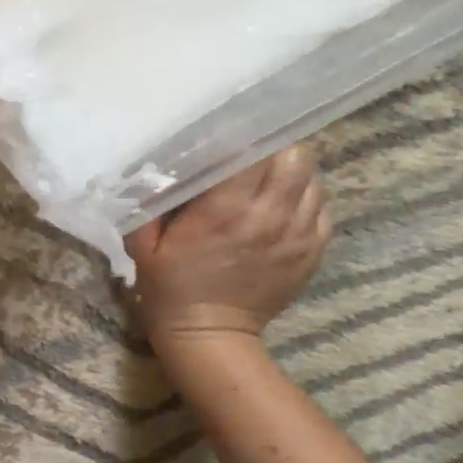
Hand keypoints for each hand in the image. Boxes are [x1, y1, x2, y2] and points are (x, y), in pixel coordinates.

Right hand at [125, 145, 332, 346]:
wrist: (210, 331)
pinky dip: (303, 195)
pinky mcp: (314, 249)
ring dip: (290, 169)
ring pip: (313, 179)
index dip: (241, 135)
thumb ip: (150, 201)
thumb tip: (159, 169)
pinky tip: (279, 200)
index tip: (225, 130)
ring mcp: (299, 234)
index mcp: (225, 211)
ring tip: (264, 172)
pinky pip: (321, 206)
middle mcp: (270, 216)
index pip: (251, 153)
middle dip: (274, 145)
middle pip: (295, 157)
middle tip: (250, 147)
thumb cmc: (167, 283)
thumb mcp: (141, 241)